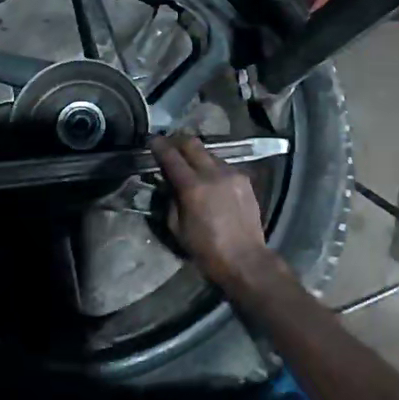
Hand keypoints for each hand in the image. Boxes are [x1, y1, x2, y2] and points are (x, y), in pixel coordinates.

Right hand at [151, 135, 279, 290]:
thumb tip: (169, 183)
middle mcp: (213, 173)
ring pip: (209, 154)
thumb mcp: (177, 229)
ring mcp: (231, 173)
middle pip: (192, 144)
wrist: (245, 259)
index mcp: (193, 187)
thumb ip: (171, 200)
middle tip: (170, 145)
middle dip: (178, 141)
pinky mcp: (244, 178)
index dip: (160, 146)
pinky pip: (223, 166)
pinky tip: (211, 180)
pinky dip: (212, 168)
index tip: (153, 140)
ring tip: (190, 165)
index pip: (172, 157)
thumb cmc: (206, 250)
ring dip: (197, 155)